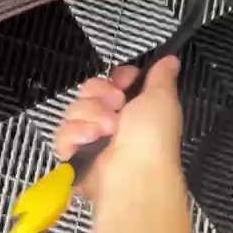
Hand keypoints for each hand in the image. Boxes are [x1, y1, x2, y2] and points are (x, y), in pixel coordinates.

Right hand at [51, 56, 184, 198]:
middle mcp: (110, 124)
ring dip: (91, 115)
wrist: (134, 172)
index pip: (111, 82)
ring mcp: (90, 141)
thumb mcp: (162, 97)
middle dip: (101, 95)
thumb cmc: (152, 136)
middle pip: (89, 92)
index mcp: (132, 110)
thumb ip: (161, 76)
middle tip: (117, 107)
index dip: (116, 78)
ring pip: (74, 111)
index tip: (125, 81)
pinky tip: (90, 139)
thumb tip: (170, 60)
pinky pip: (62, 134)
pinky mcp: (73, 158)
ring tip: (107, 130)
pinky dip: (75, 134)